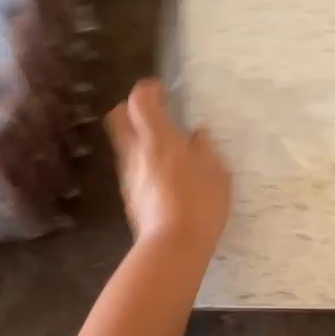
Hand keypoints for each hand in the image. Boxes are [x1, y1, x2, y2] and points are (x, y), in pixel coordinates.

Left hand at [105, 79, 231, 252]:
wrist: (173, 246)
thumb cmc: (200, 203)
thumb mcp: (216, 172)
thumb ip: (204, 149)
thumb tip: (197, 135)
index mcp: (157, 138)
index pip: (140, 100)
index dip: (149, 90)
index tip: (163, 90)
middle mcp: (136, 152)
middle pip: (118, 118)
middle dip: (131, 109)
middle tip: (154, 113)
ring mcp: (129, 175)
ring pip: (125, 144)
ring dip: (140, 138)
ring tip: (167, 148)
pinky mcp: (130, 196)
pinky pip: (133, 167)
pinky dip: (145, 161)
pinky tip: (167, 175)